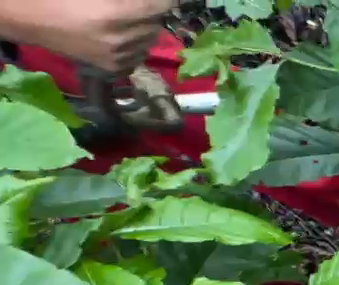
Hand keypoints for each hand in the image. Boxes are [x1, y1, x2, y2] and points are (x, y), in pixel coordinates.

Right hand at [0, 0, 171, 74]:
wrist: (19, 17)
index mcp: (112, 14)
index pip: (156, 8)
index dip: (163, 1)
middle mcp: (122, 39)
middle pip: (155, 25)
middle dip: (149, 13)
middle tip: (136, 5)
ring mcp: (121, 56)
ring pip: (149, 41)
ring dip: (144, 28)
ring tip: (125, 18)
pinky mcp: (116, 68)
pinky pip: (139, 54)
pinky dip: (136, 43)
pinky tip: (119, 33)